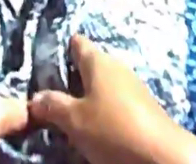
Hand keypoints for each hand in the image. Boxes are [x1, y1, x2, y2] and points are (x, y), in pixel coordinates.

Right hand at [30, 37, 195, 163]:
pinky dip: (105, 106)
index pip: (77, 43)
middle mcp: (115, 64)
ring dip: (90, 94)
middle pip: (90, 64)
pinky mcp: (142, 104)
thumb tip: (34, 97)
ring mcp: (131, 83)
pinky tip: (98, 123)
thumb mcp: (75, 121)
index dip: (63, 49)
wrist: (161, 154)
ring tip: (73, 112)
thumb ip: (53, 106)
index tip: (49, 59)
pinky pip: (116, 98)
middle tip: (55, 94)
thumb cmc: (112, 129)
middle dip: (74, 76)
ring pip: (104, 82)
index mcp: (98, 60)